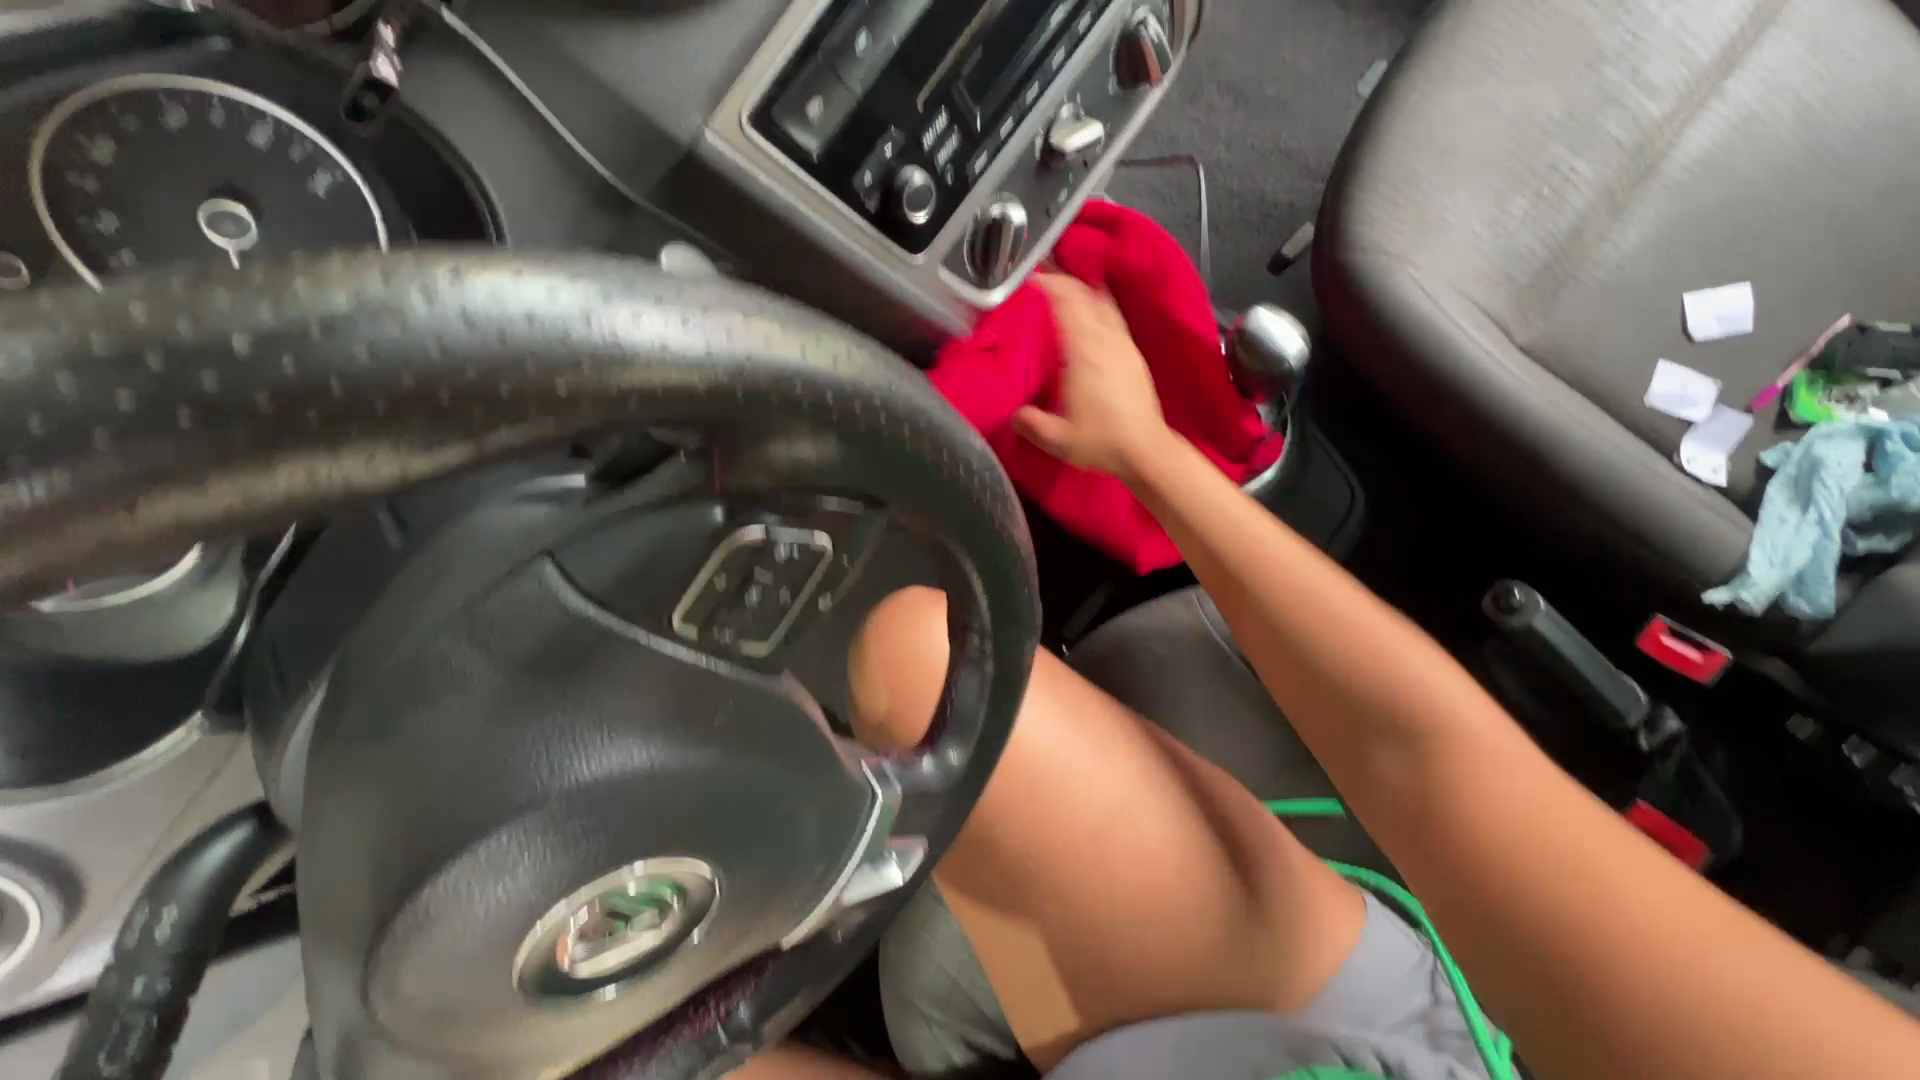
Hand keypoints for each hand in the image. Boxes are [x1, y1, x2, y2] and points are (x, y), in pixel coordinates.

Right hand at [1015, 274, 1171, 482]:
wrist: (1146, 450)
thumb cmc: (1101, 441)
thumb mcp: (1056, 438)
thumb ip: (1029, 423)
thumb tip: (1014, 413)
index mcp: (1084, 351)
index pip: (1066, 301)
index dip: (1047, 285)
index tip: (1028, 280)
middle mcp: (1106, 340)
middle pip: (1084, 294)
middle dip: (1062, 283)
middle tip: (1040, 282)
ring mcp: (1123, 344)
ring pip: (1102, 303)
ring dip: (1082, 292)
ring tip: (1063, 294)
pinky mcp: (1134, 354)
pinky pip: (1113, 318)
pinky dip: (1098, 307)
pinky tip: (1089, 318)